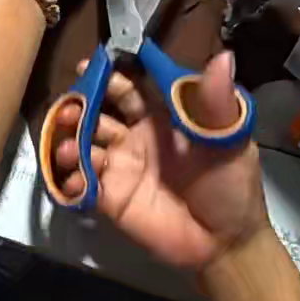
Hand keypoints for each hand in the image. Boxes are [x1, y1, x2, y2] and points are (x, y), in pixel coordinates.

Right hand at [47, 51, 269, 271]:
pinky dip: (70, 181)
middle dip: (79, 105)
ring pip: (84, 145)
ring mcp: (120, 166)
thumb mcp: (229, 139)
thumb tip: (224, 56)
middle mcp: (135, 135)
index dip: (110, 74)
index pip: (130, 87)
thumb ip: (217, 101)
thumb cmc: (231, 184)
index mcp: (161, 116)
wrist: (225, 244)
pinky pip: (82, 184)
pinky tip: (73, 183)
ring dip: (70, 142)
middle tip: (70, 106)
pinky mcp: (110, 198)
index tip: (90, 63)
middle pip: (98, 112)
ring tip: (68, 150)